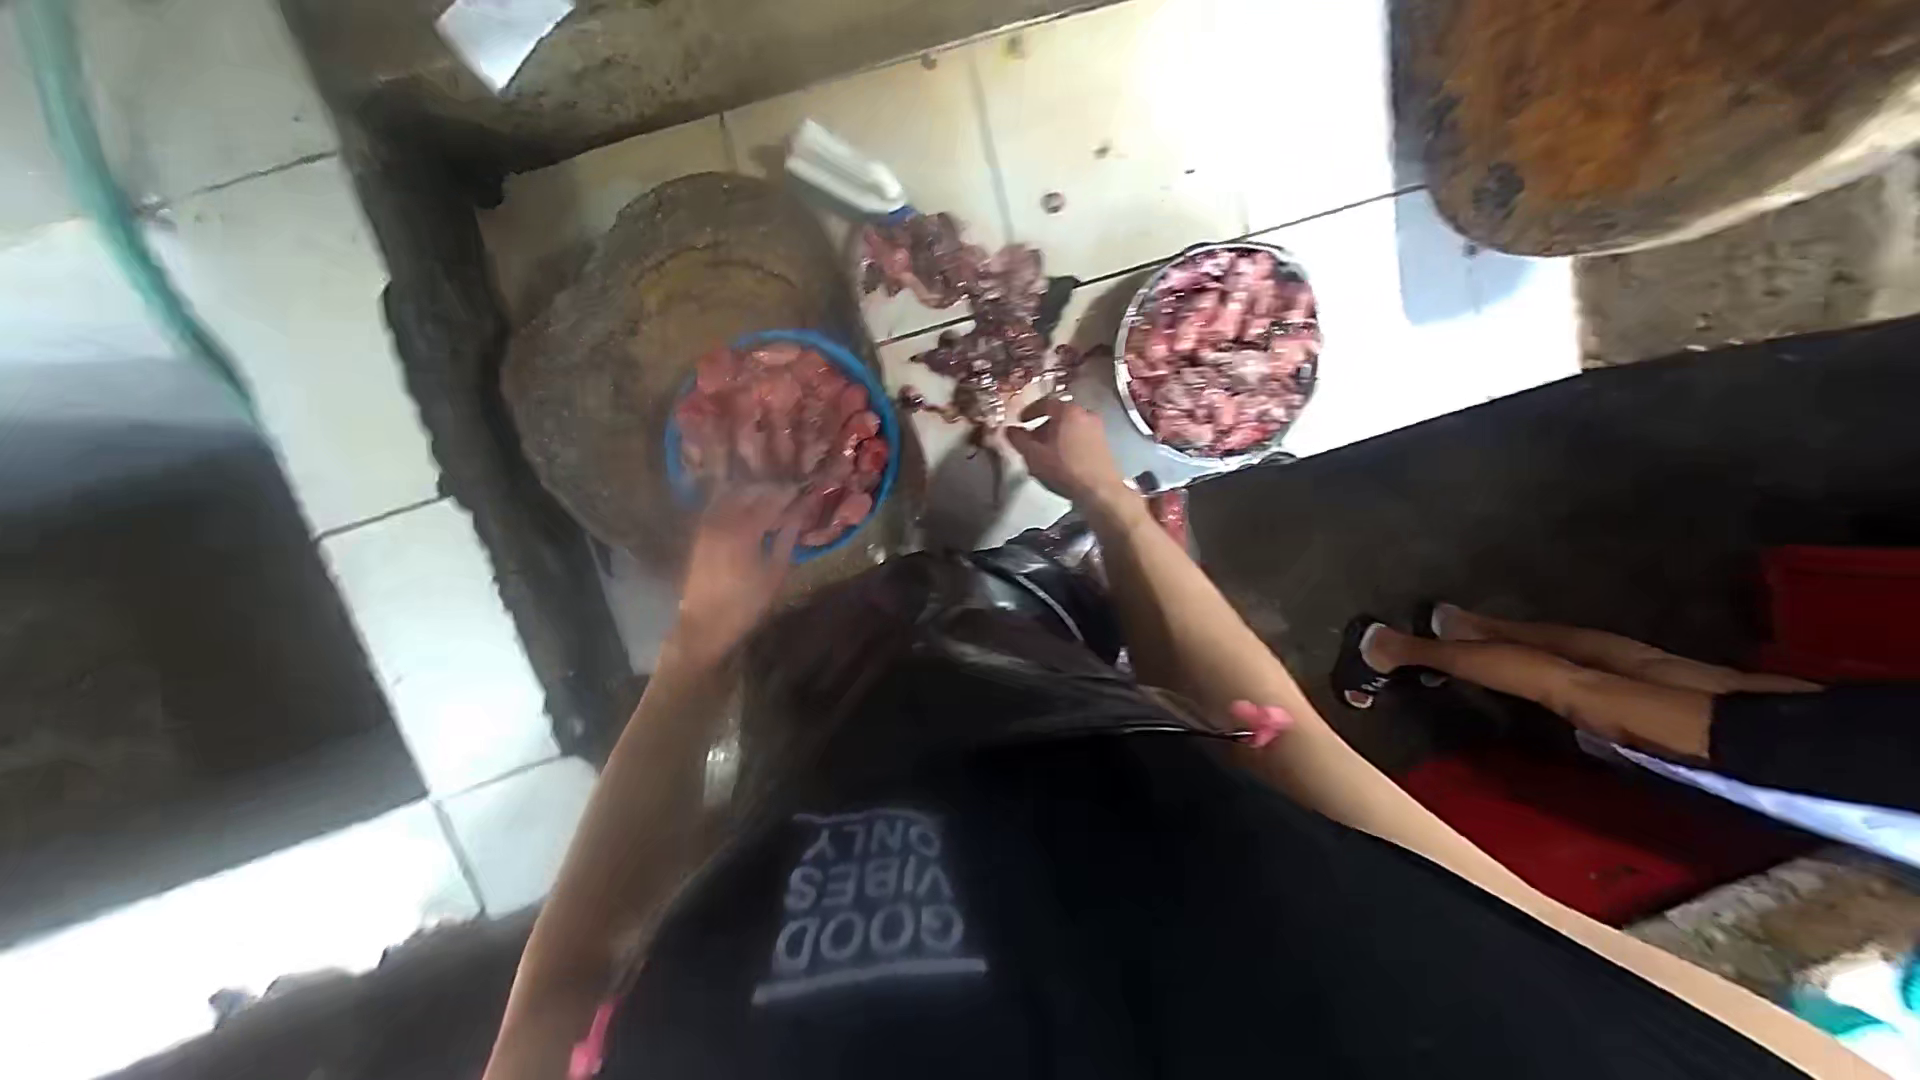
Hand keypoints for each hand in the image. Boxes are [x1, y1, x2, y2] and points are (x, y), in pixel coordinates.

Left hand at [669, 486, 799, 666]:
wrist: (705, 624)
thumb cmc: (746, 603)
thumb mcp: (775, 573)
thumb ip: (787, 540)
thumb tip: (798, 516)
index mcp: (745, 531)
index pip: (770, 500)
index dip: (787, 493)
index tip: (801, 488)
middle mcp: (723, 521)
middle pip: (748, 492)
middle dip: (768, 488)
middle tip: (786, 492)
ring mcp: (707, 526)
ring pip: (729, 495)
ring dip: (749, 491)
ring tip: (767, 496)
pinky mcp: (699, 534)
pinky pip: (717, 505)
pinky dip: (732, 500)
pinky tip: (744, 507)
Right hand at [1005, 398, 1129, 509]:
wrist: (1099, 491)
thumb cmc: (1064, 469)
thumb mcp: (1033, 455)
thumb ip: (1018, 439)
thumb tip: (1009, 430)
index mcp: (1068, 411)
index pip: (1045, 403)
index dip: (1030, 411)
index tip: (1021, 420)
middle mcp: (1086, 414)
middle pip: (1059, 415)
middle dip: (1043, 426)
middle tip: (1031, 440)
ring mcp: (1098, 429)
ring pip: (1071, 427)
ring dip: (1056, 436)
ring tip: (1045, 453)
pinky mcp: (1104, 444)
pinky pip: (1081, 437)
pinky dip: (1068, 442)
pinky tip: (1061, 460)